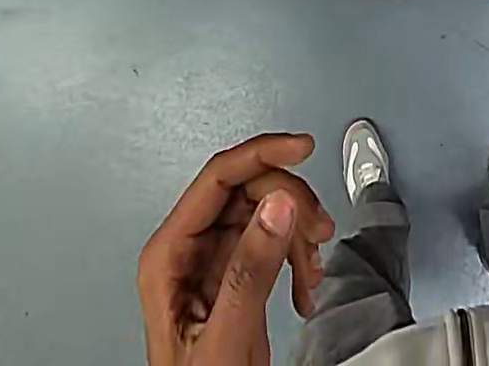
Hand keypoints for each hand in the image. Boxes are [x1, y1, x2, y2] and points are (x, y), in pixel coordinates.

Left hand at [138, 134, 335, 365]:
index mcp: (170, 253)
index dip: (262, 153)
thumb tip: (279, 202)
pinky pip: (272, 238)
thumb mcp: (225, 341)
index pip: (218, 176)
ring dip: (298, 233)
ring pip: (264, 210)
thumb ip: (250, 271)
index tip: (302, 148)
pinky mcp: (235, 272)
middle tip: (318, 232)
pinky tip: (305, 285)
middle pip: (247, 189)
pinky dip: (296, 253)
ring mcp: (212, 258)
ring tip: (312, 271)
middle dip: (290, 203)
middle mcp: (189, 246)